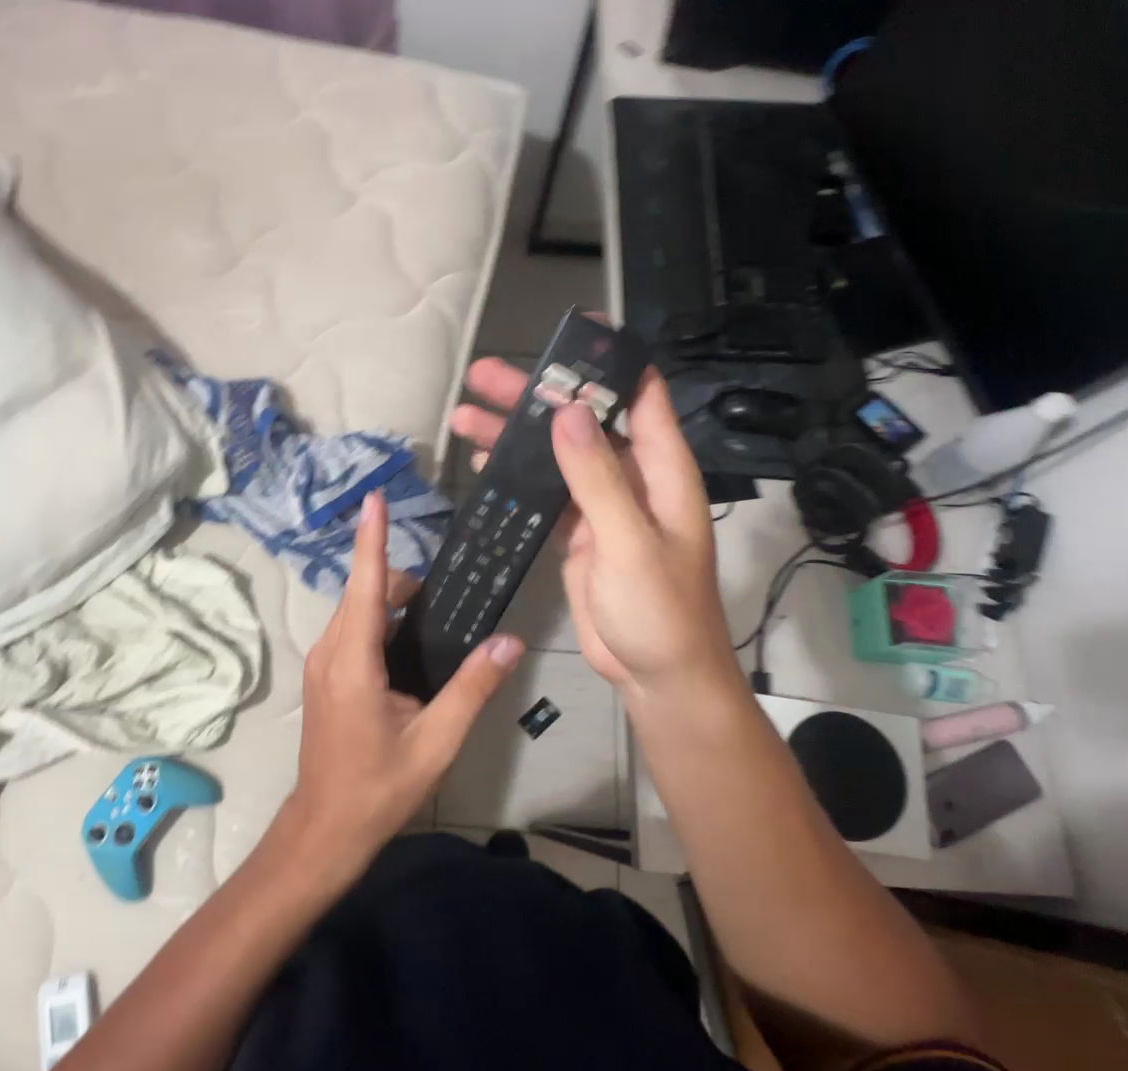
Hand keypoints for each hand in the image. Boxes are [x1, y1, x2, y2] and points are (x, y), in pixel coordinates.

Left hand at [279, 491, 522, 876]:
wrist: (324, 830)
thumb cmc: (378, 789)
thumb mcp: (436, 741)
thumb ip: (472, 687)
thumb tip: (508, 641)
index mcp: (352, 662)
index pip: (365, 585)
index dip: (372, 538)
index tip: (375, 498)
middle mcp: (328, 653)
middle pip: (365, 594)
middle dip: (405, 586)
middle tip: (452, 607)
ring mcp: (320, 665)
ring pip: (357, 613)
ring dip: (393, 607)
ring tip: (438, 630)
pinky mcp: (323, 678)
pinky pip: (352, 634)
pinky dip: (380, 626)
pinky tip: (412, 656)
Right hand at [449, 352, 742, 700]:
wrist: (659, 676)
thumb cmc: (660, 611)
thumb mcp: (629, 541)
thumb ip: (597, 478)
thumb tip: (566, 412)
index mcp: (661, 471)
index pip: (639, 397)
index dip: (606, 363)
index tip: (564, 336)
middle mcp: (633, 480)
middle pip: (584, 422)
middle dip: (537, 397)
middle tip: (483, 377)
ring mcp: (604, 508)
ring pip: (558, 456)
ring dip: (517, 436)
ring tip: (466, 416)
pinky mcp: (580, 536)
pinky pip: (547, 494)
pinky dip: (517, 477)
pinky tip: (485, 463)